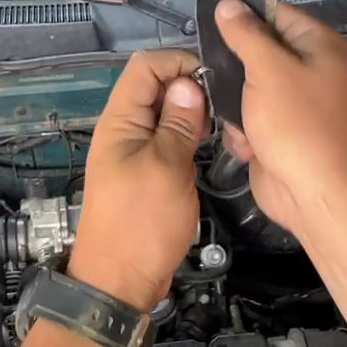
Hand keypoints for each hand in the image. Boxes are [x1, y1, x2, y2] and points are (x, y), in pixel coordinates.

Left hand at [70, 50, 210, 309]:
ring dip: (193, 113)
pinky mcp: (149, 172)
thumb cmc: (141, 225)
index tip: (214, 77)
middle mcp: (125, 130)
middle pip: (156, 88)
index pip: (145, 67)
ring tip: (226, 122)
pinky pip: (169, 141)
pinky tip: (214, 143)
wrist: (119, 283)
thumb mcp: (166, 169)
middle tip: (227, 102)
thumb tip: (188, 83)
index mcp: (120, 121)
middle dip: (190, 86)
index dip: (178, 62)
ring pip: (166, 115)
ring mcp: (136, 152)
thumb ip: (177, 124)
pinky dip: (190, 137)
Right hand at [214, 0, 346, 239]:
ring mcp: (293, 103)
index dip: (243, 14)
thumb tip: (228, 3)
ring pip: (246, 86)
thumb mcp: (268, 70)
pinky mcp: (278, 131)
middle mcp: (308, 69)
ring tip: (231, 116)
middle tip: (208, 70)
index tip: (208, 20)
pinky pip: (249, 117)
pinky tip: (245, 145)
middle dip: (232, 65)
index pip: (275, 12)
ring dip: (233, 102)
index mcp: (316, 45)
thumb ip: (245, 34)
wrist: (318, 194)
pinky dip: (242, 130)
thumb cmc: (298, 124)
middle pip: (257, 51)